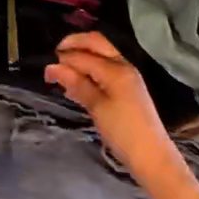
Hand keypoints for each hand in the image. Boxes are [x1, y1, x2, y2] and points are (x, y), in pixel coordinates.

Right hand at [45, 32, 176, 171]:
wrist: (152, 156)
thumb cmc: (123, 131)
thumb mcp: (96, 107)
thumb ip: (76, 83)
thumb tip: (53, 67)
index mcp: (115, 69)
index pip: (83, 55)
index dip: (63, 60)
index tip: (46, 73)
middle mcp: (123, 66)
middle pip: (96, 43)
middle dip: (74, 45)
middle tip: (56, 58)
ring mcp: (126, 76)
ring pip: (100, 55)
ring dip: (81, 58)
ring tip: (63, 75)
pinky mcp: (127, 87)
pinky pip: (104, 69)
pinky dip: (89, 70)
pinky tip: (77, 86)